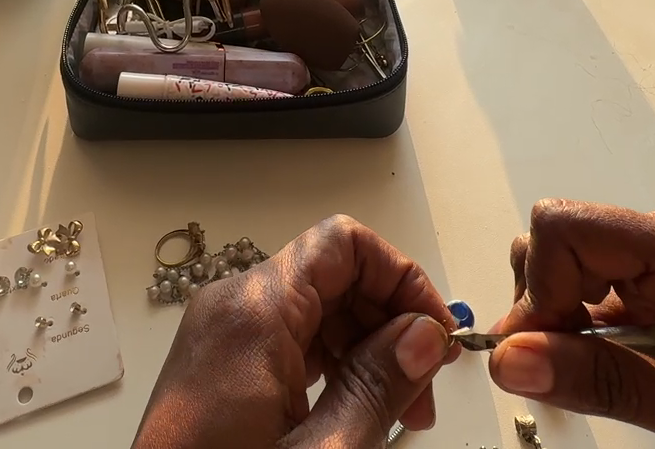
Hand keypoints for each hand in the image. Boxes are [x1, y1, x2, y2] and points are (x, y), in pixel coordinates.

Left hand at [131, 215, 460, 447]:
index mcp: (254, 308)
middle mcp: (232, 303)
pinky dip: (329, 362)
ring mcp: (221, 332)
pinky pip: (287, 338)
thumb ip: (377, 385)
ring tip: (399, 412)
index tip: (436, 333)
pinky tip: (355, 409)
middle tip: (424, 391)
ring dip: (363, 346)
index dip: (400, 276)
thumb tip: (426, 332)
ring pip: (312, 307)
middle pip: (331, 273)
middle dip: (387, 319)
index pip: (342, 243)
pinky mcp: (218, 361)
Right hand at [488, 201, 654, 448]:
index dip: (539, 289)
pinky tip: (631, 375)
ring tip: (613, 386)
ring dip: (566, 325)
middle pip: (558, 242)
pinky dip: (590, 332)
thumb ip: (611, 383)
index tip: (546, 361)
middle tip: (574, 385)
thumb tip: (504, 356)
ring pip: (570, 265)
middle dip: (546, 311)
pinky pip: (601, 288)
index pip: (564, 225)